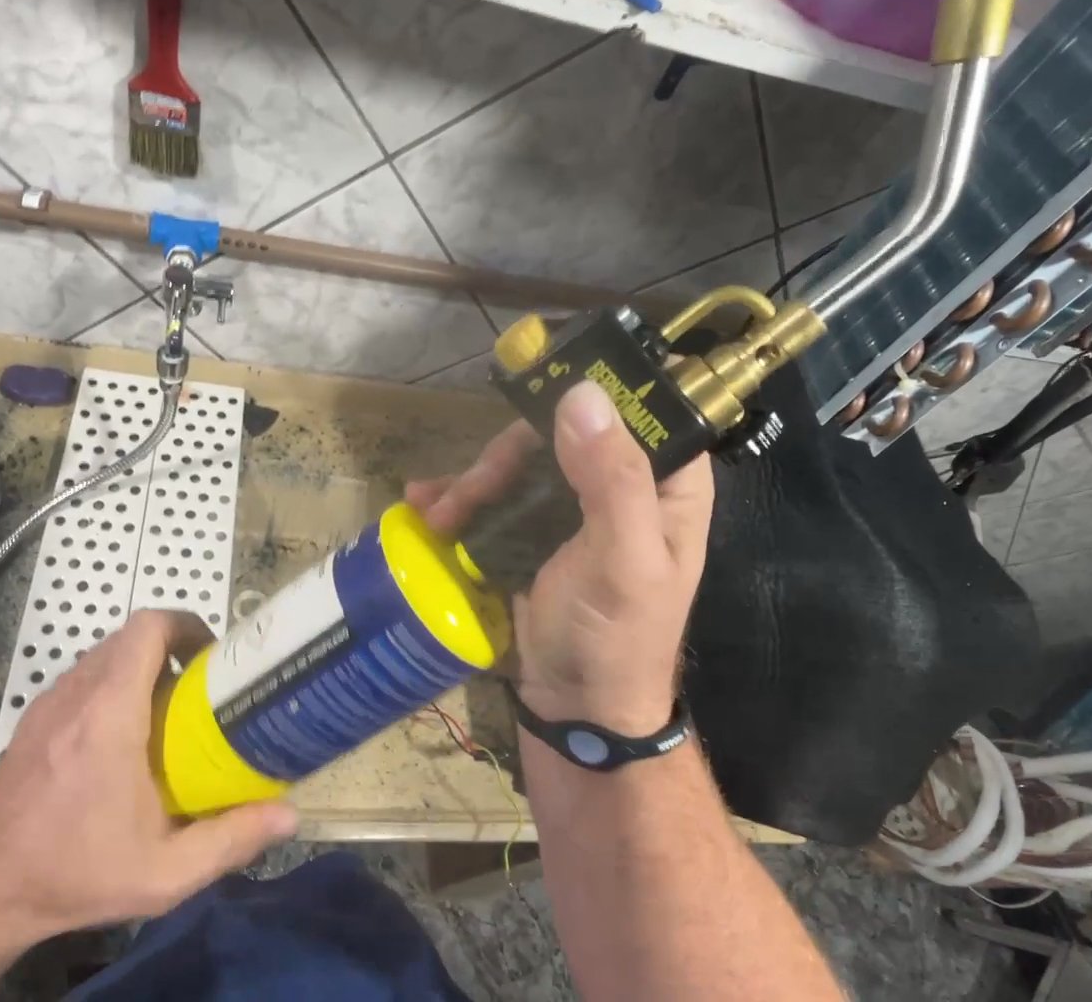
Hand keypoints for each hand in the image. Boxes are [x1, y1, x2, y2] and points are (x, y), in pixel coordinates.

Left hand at [0, 610, 297, 949]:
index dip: (186, 625)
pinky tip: (123, 741)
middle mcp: (76, 694)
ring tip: (167, 715)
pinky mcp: (33, 720)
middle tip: (201, 692)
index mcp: (110, 714)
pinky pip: (81, 680)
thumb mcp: (166, 872)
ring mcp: (48, 704)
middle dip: (171, 650)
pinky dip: (110, 687)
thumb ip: (231, 840)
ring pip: (103, 656)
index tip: (212, 658)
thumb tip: (289, 817)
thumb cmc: (79, 873)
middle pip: (130, 638)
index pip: (147, 628)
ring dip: (140, 668)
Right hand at [406, 381, 713, 733]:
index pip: (641, 408)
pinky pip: (495, 497)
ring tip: (439, 516)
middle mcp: (621, 484)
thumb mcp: (623, 561)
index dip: (593, 389)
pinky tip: (426, 509)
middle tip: (473, 489)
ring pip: (519, 461)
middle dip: (507, 455)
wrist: (572, 708)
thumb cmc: (613, 638)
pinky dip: (460, 499)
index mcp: (665, 484)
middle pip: (560, 431)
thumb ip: (612, 479)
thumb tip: (582, 391)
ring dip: (474, 481)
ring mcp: (570, 508)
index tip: (537, 382)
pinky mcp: (531, 531)